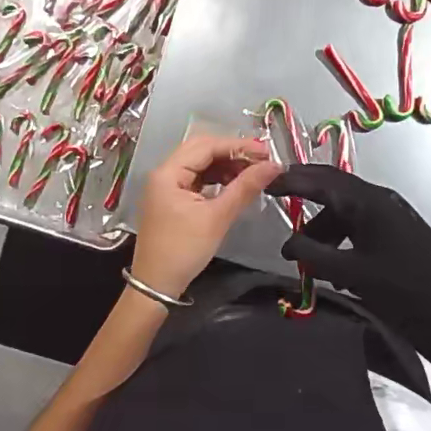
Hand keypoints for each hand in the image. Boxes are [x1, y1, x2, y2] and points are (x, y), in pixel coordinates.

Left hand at [129, 136, 280, 298]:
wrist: (156, 284)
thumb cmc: (184, 250)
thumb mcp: (217, 218)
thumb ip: (245, 188)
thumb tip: (274, 166)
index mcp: (168, 173)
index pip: (206, 146)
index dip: (237, 145)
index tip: (267, 152)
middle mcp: (163, 174)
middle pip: (201, 150)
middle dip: (232, 152)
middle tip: (262, 160)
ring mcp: (166, 187)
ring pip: (199, 165)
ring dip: (225, 166)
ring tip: (252, 173)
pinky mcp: (171, 200)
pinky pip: (196, 180)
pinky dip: (216, 179)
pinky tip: (234, 184)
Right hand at [267, 164, 430, 361]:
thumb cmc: (403, 288)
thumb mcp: (351, 272)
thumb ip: (313, 255)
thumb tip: (288, 245)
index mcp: (367, 202)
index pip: (320, 181)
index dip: (290, 180)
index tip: (264, 182)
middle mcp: (378, 200)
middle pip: (331, 190)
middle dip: (302, 197)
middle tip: (275, 201)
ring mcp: (389, 215)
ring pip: (343, 212)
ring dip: (320, 229)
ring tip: (302, 257)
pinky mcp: (396, 232)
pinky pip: (358, 227)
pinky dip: (339, 240)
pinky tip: (331, 267)